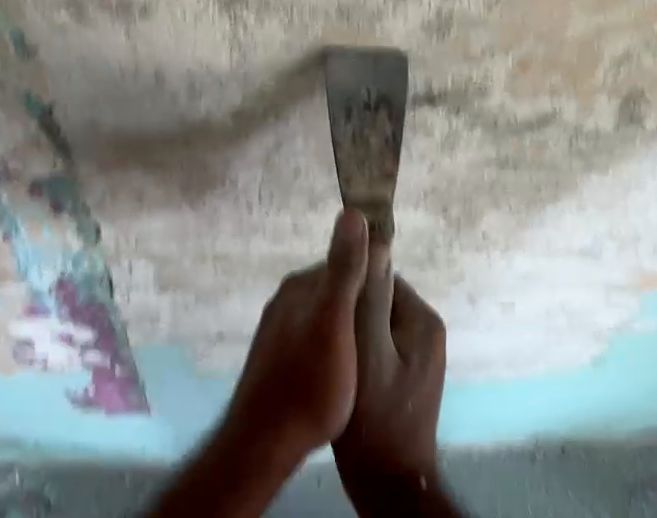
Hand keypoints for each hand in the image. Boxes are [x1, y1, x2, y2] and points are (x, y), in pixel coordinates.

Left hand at [221, 209, 371, 460]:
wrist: (263, 444)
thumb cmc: (310, 384)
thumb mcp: (336, 322)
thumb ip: (345, 268)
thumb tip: (354, 212)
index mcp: (300, 287)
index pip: (346, 265)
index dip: (373, 282)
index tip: (393, 310)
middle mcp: (285, 302)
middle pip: (336, 291)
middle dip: (361, 306)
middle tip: (384, 339)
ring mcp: (278, 332)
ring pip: (326, 319)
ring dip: (348, 331)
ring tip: (367, 361)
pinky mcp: (276, 359)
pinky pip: (314, 342)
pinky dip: (333, 350)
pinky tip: (343, 375)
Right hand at [335, 250, 447, 504]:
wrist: (388, 483)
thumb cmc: (375, 419)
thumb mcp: (366, 351)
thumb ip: (369, 298)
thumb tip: (372, 238)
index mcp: (422, 319)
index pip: (378, 277)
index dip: (347, 288)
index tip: (323, 311)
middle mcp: (424, 330)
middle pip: (375, 299)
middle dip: (348, 312)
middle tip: (321, 338)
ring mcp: (416, 354)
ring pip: (371, 324)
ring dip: (348, 335)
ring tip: (327, 357)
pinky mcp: (404, 375)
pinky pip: (374, 347)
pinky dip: (354, 354)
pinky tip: (336, 373)